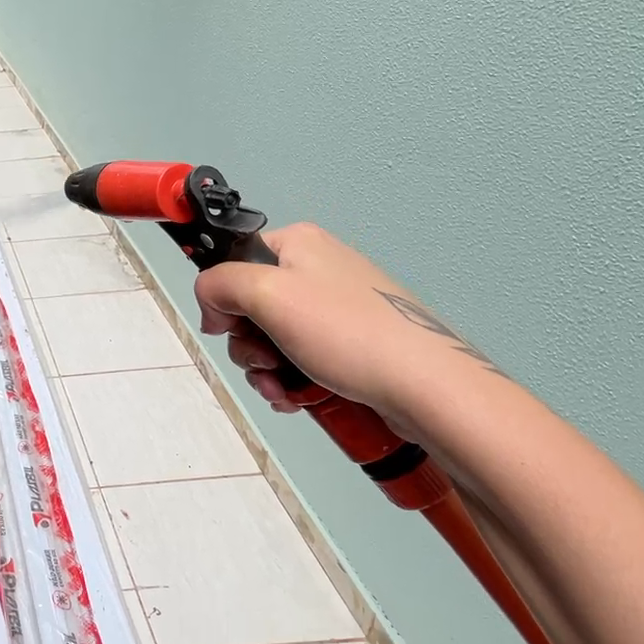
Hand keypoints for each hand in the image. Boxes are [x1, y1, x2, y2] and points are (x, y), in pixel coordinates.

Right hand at [194, 223, 504, 428]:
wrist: (431, 388)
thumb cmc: (346, 331)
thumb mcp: (266, 294)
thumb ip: (217, 284)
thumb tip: (211, 306)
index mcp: (299, 244)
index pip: (234, 259)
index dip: (221, 295)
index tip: (226, 326)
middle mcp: (319, 270)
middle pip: (251, 305)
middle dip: (247, 343)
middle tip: (264, 362)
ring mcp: (340, 311)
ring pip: (274, 339)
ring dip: (267, 369)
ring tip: (284, 390)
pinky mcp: (356, 348)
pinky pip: (303, 360)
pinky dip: (293, 382)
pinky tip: (298, 400)